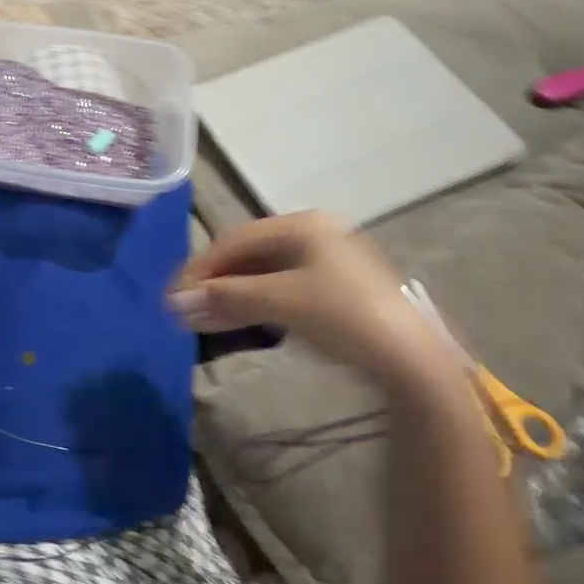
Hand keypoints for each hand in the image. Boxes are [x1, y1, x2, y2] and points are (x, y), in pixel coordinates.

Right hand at [171, 211, 453, 390]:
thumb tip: (176, 300)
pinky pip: (277, 294)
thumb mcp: (282, 301)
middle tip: (180, 308)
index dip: (201, 266)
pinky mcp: (329, 295)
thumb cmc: (345, 315)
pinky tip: (225, 323)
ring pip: (261, 278)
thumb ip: (228, 296)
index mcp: (304, 225)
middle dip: (212, 283)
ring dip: (227, 298)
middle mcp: (313, 237)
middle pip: (248, 257)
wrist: (410, 358)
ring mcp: (323, 266)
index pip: (237, 239)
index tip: (173, 293)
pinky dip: (249, 308)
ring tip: (194, 321)